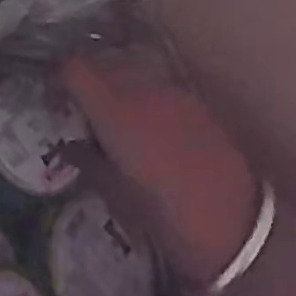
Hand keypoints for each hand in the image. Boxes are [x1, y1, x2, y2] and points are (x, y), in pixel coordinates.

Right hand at [58, 55, 259, 288]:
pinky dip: (141, 93)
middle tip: (76, 108)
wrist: (244, 231)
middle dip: (84, 79)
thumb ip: (90, 164)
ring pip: (131, 70)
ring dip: (113, 84)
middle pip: (103, 64)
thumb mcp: (122, 200)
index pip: (76, 69)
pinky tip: (144, 124)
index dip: (58, 76)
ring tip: (109, 116)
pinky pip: (157, 83)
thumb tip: (67, 145)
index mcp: (118, 114)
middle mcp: (144, 91)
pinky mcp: (196, 101)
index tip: (51, 96)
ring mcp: (174, 92)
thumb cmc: (174, 223)